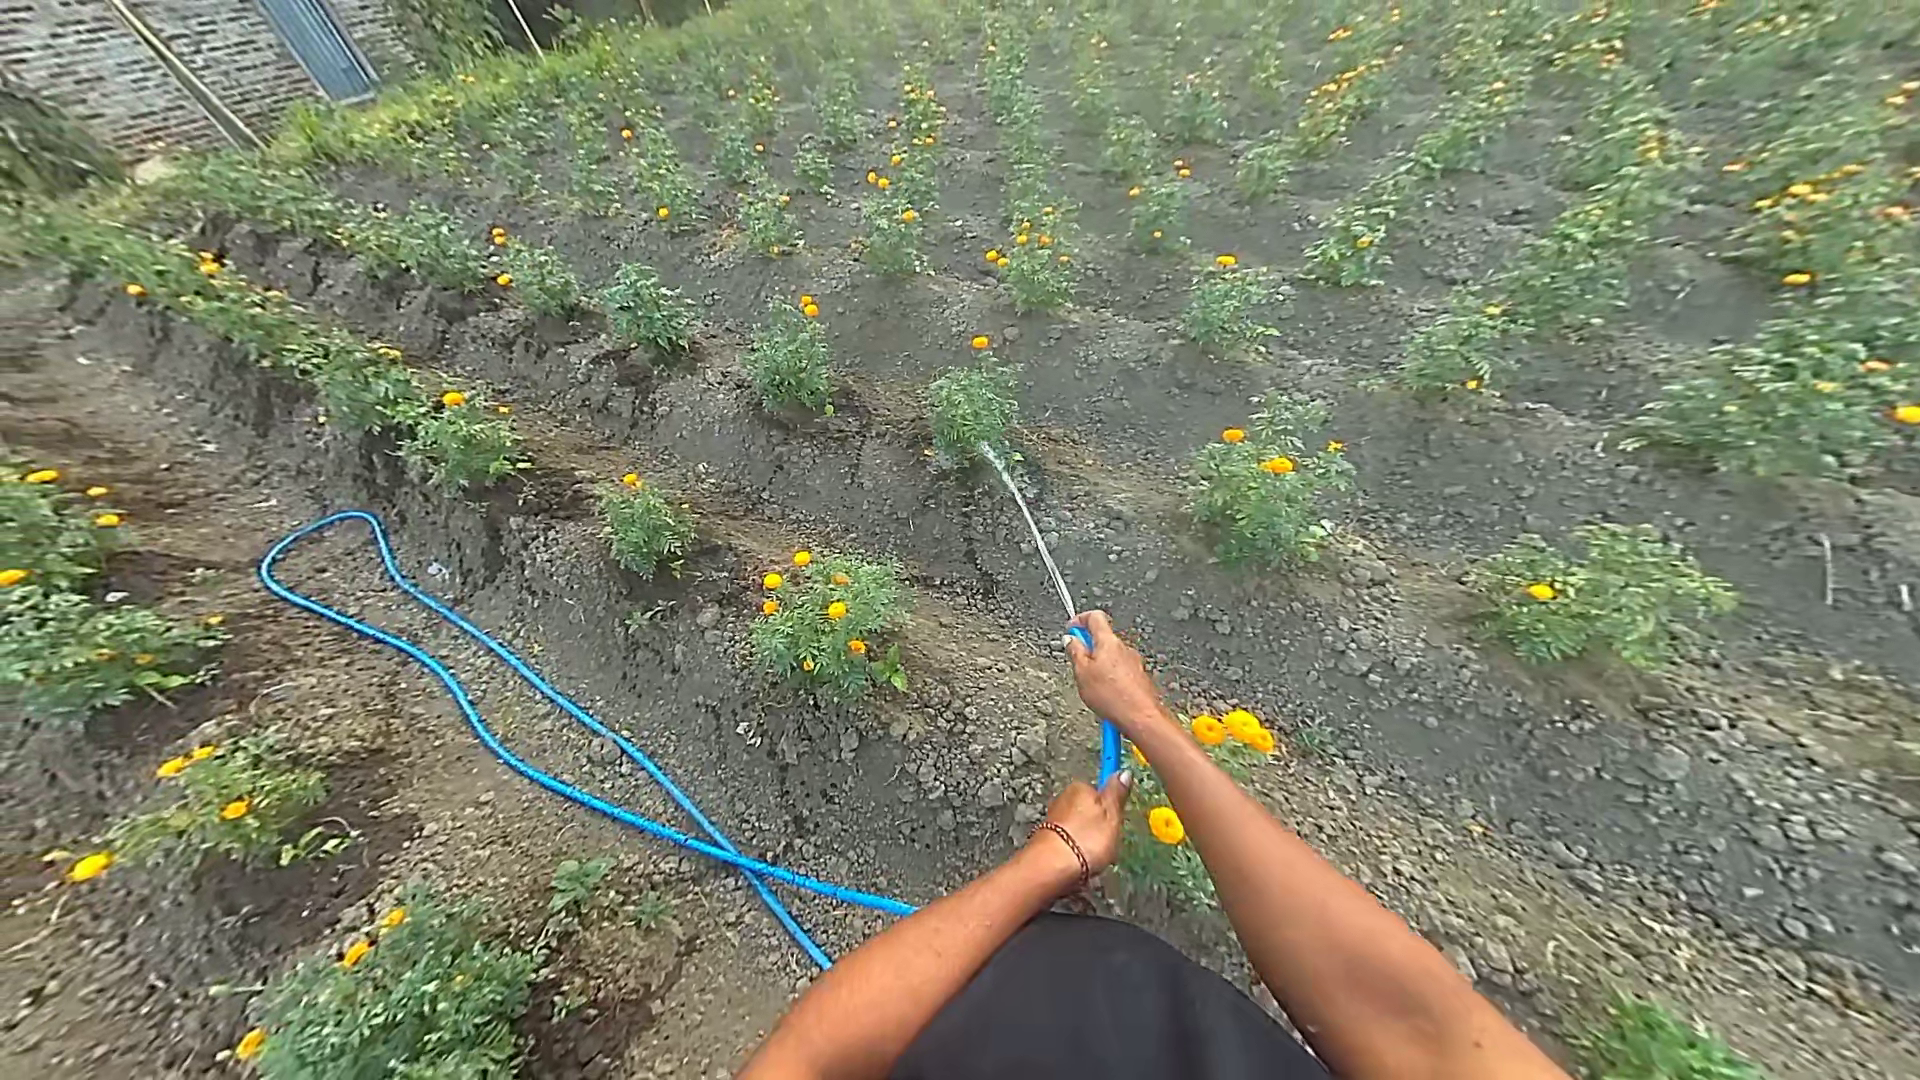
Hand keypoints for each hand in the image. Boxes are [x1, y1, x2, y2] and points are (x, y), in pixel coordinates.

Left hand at [1027, 774, 1131, 887]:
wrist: (1053, 865)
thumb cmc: (1087, 838)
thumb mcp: (1112, 815)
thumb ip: (1117, 793)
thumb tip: (1124, 772)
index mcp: (1079, 787)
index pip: (1099, 792)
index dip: (1111, 810)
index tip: (1114, 825)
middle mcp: (1063, 798)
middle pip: (1088, 810)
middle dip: (1097, 826)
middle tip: (1106, 842)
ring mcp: (1053, 818)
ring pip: (1078, 827)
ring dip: (1086, 840)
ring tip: (1093, 855)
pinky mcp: (1047, 838)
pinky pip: (1069, 841)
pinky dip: (1075, 850)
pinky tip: (1080, 861)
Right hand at [1065, 611, 1167, 734]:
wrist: (1141, 718)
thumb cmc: (1113, 696)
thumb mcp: (1081, 672)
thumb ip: (1075, 651)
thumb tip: (1070, 639)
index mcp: (1108, 641)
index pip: (1094, 617)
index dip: (1080, 620)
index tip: (1071, 630)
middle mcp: (1123, 647)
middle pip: (1102, 637)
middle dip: (1087, 647)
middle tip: (1077, 663)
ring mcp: (1133, 661)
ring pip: (1111, 655)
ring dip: (1099, 664)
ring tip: (1091, 684)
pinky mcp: (1138, 676)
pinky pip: (1119, 670)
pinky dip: (1110, 677)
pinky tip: (1105, 693)